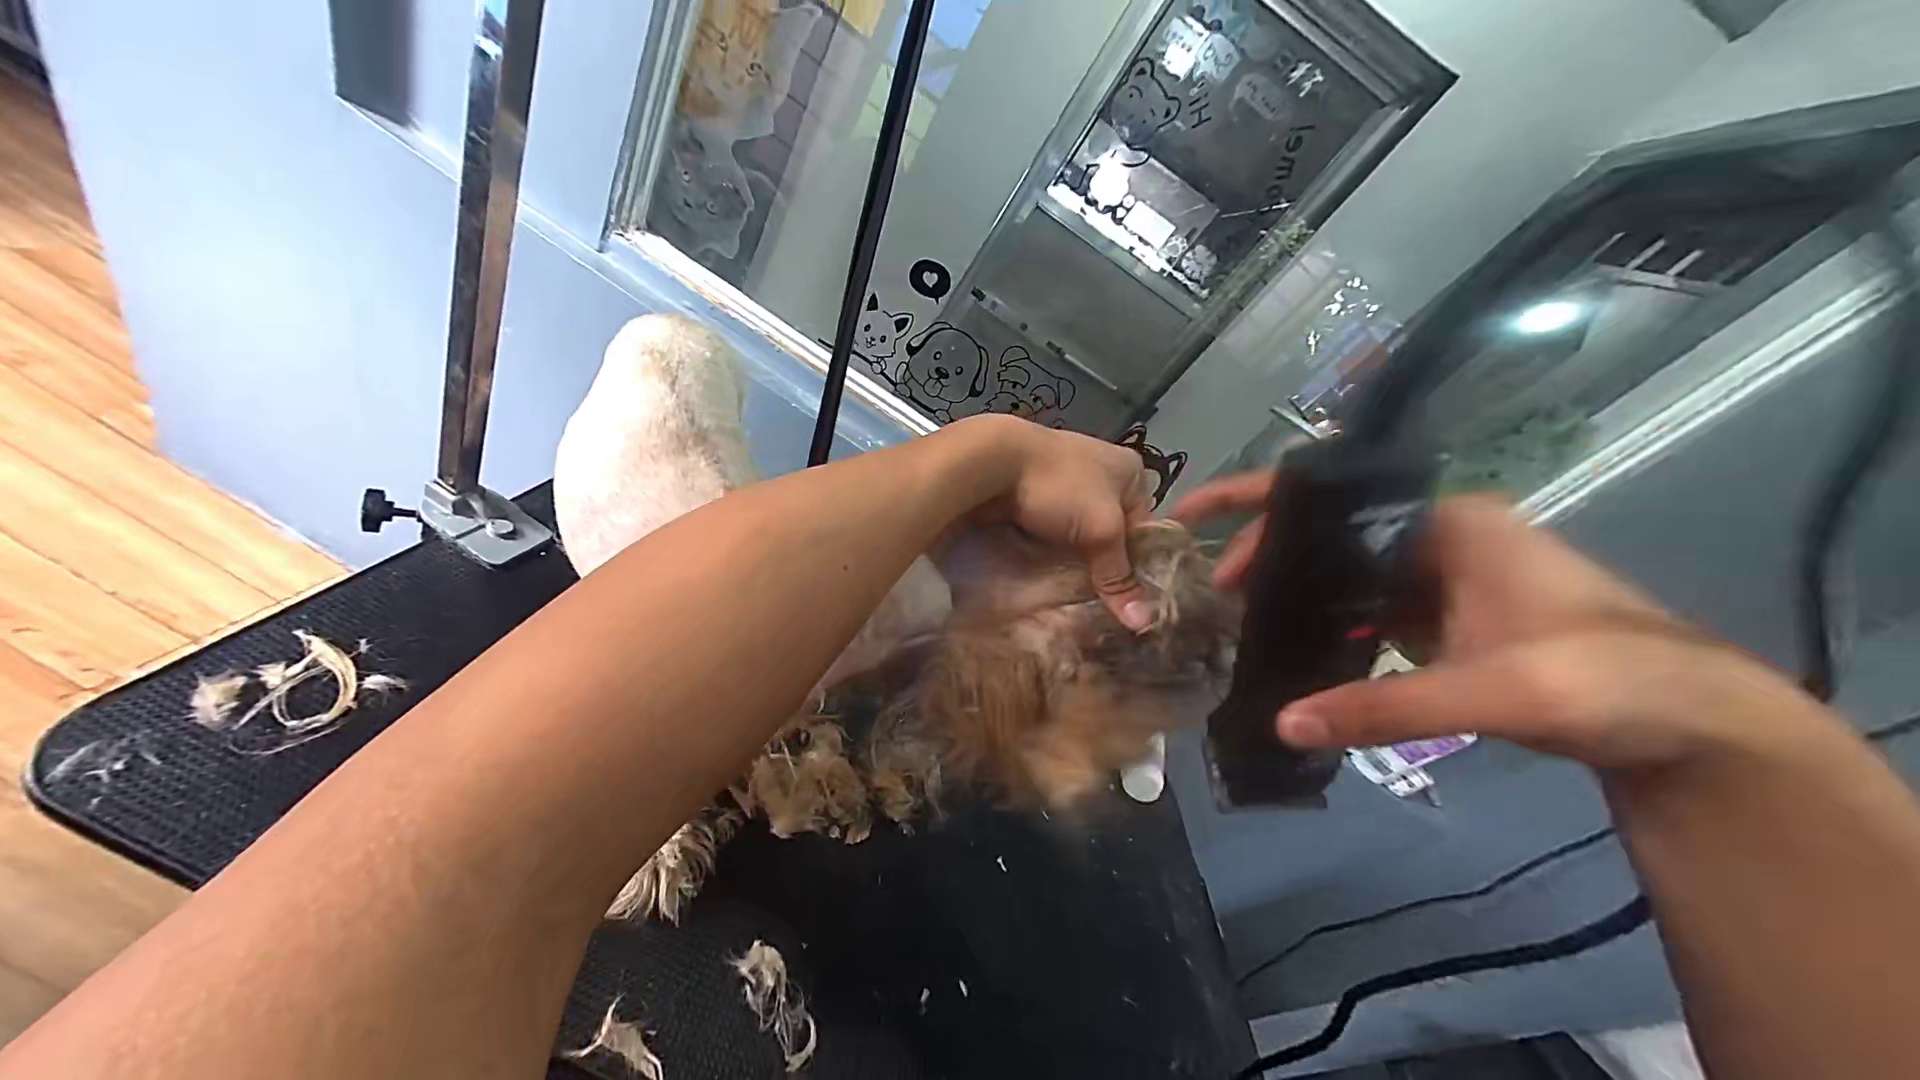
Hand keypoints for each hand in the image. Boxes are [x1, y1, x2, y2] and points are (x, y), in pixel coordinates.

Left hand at [957, 415, 1154, 628]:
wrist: (992, 462)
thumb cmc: (1060, 487)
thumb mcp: (1101, 530)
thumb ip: (1119, 575)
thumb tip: (1141, 620)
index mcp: (1129, 471)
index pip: (1145, 529)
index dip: (1138, 565)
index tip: (1130, 601)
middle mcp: (1101, 473)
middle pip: (1111, 534)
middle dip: (1104, 566)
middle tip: (1103, 605)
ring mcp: (1065, 484)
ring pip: (1079, 536)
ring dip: (1075, 563)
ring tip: (1077, 599)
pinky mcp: (1035, 497)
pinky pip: (1052, 534)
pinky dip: (1051, 554)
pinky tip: (1050, 578)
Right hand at [1174, 475, 1823, 770]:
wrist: (1695, 726)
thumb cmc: (1611, 682)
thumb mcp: (1500, 690)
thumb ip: (1386, 705)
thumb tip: (1282, 723)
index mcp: (1444, 521)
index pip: (1328, 495)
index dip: (1254, 499)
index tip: (1194, 515)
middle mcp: (1430, 534)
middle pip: (1323, 529)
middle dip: (1263, 552)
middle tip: (1217, 595)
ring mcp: (1433, 573)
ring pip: (1337, 567)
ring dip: (1288, 585)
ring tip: (1237, 615)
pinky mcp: (1435, 612)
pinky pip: (1358, 602)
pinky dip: (1320, 616)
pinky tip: (1291, 642)